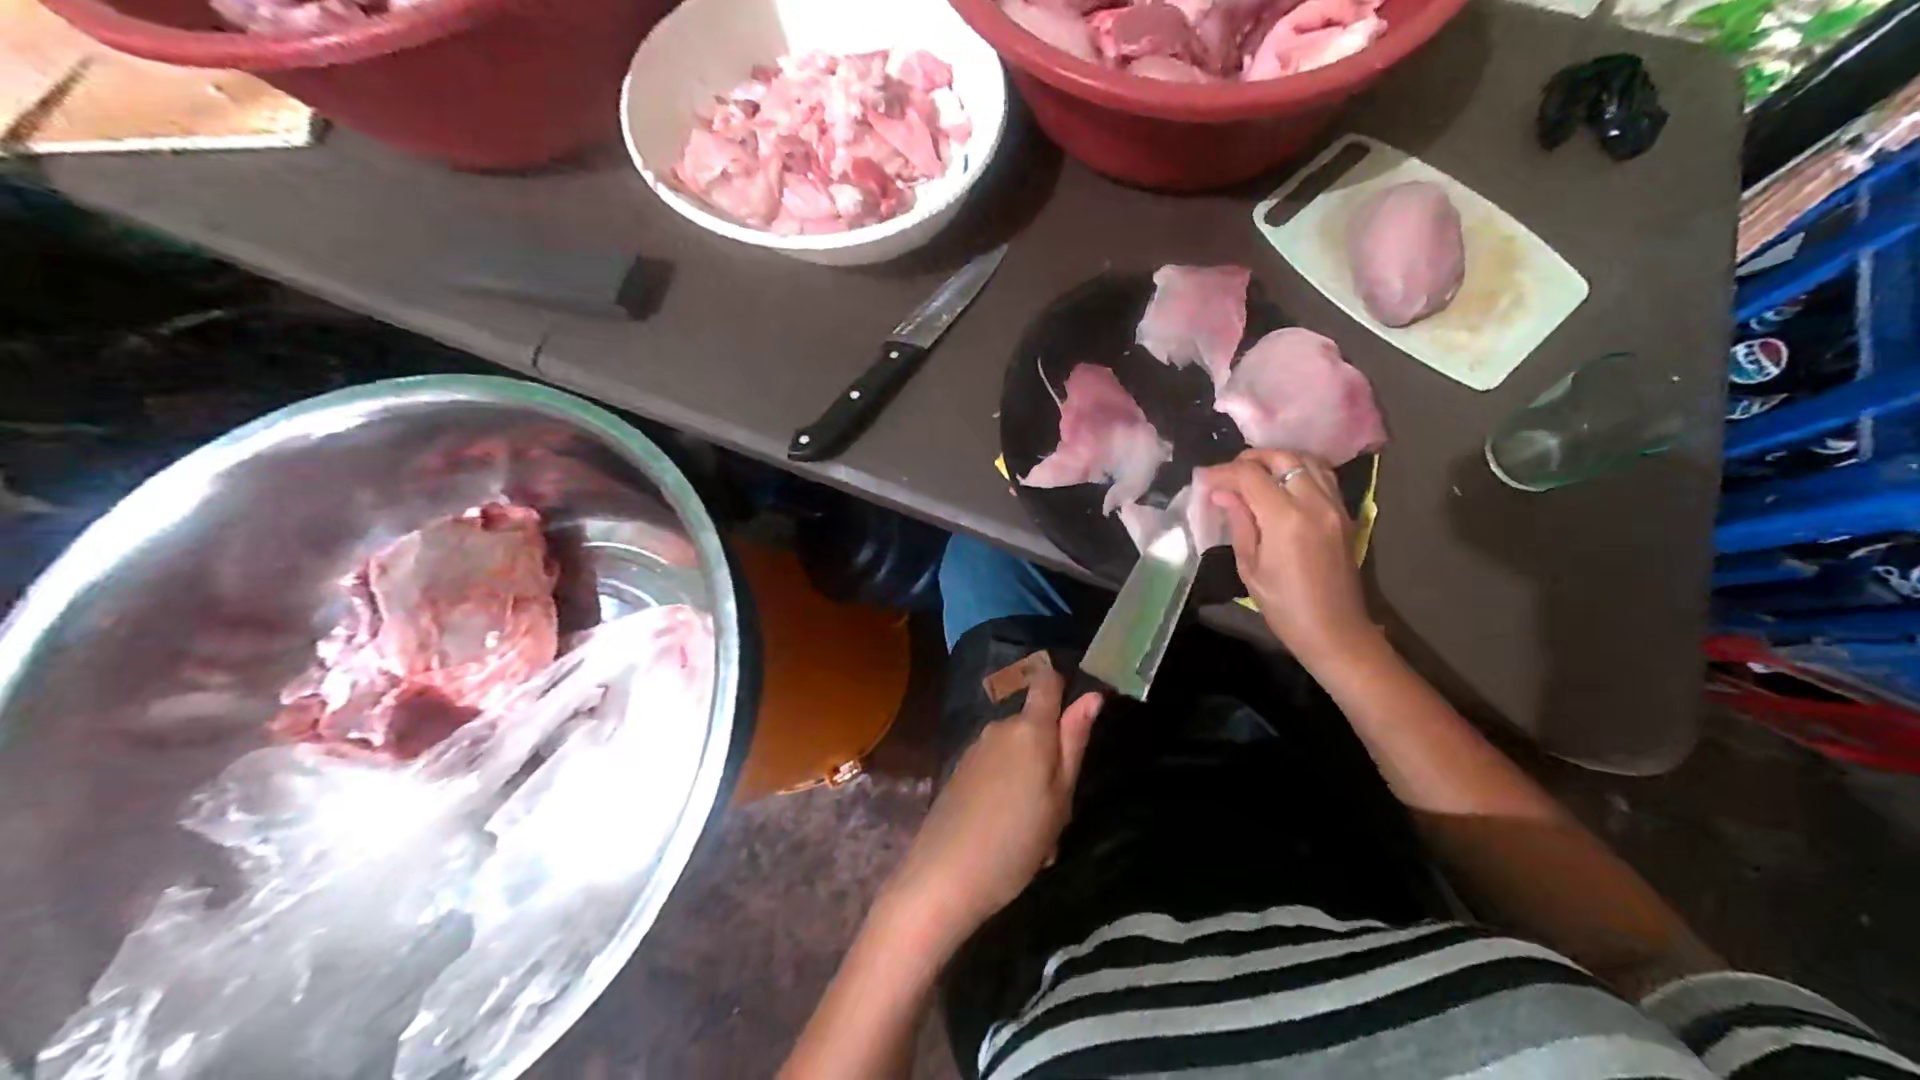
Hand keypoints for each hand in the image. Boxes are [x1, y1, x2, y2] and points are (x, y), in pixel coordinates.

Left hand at [880, 662, 1102, 949]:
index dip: (1063, 688)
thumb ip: (1074, 742)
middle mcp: (998, 728)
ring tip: (1033, 831)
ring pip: (1015, 752)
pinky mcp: (959, 771)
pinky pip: (995, 769)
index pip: (1046, 682)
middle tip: (1058, 807)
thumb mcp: (1060, 796)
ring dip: (1028, 779)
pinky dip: (1006, 791)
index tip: (1077, 718)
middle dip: (1049, 755)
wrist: (944, 876)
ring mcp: (974, 749)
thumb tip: (1092, 695)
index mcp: (1029, 728)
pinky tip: (1005, 833)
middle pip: (1033, 725)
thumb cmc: (1017, 840)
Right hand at [1198, 449, 1377, 667]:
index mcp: (1286, 519)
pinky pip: (1322, 476)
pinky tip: (1282, 484)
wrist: (1335, 630)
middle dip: (1251, 459)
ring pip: (1307, 461)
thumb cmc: (1284, 606)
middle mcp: (1314, 503)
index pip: (1250, 476)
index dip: (1223, 473)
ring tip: (1255, 474)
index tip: (1205, 480)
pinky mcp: (1344, 514)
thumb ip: (1239, 523)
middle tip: (1228, 474)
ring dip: (1278, 460)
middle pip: (1282, 458)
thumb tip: (1223, 494)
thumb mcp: (1250, 567)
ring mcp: (1334, 506)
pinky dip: (1299, 470)